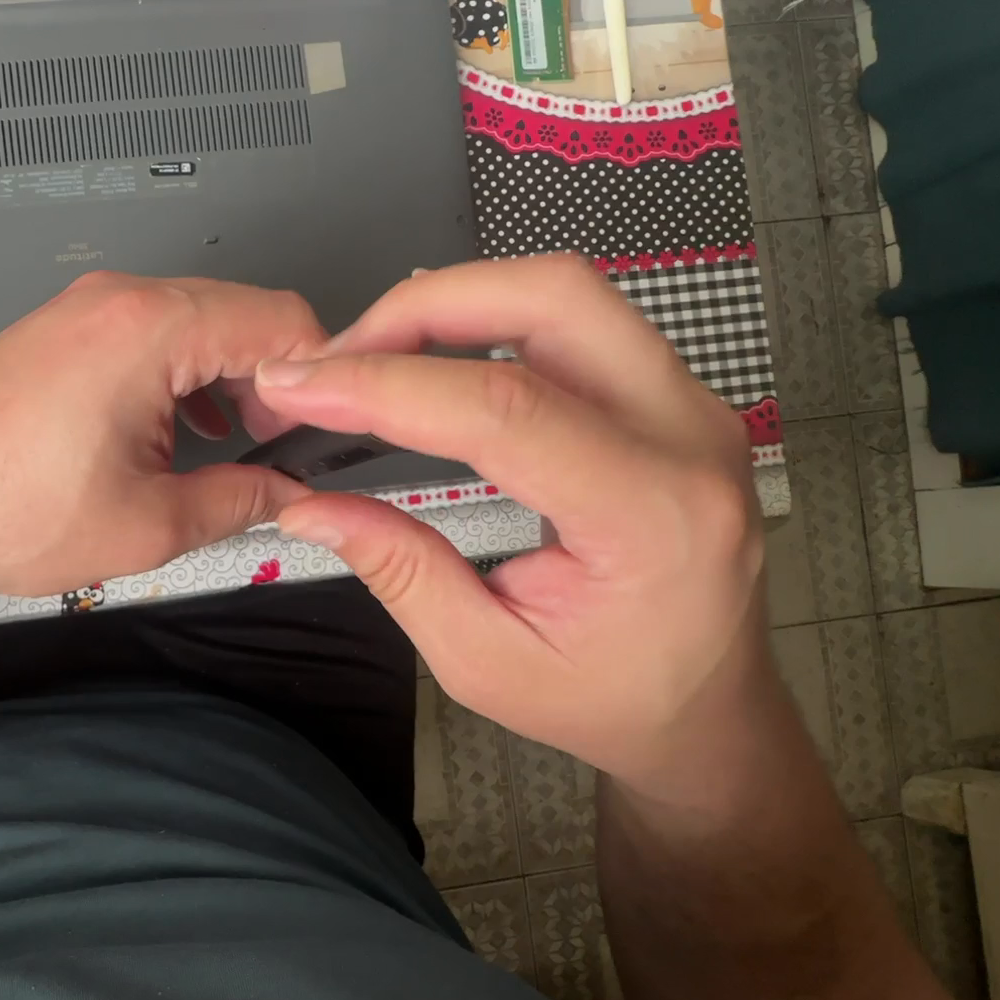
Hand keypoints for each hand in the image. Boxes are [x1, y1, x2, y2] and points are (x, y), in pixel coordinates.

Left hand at [0, 271, 320, 603]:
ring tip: (227, 439)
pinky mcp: (55, 332)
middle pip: (237, 311)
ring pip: (190, 321)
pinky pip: (142, 333)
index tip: (321, 423)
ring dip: (224, 373)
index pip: (279, 319)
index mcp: (146, 330)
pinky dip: (176, 372)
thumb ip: (239, 500)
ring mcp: (77, 311)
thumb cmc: (2, 515)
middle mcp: (111, 301)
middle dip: (272, 377)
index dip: (319, 375)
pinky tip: (175, 425)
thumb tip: (283, 494)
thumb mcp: (149, 524)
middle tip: (278, 441)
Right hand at [255, 255, 765, 778]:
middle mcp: (687, 434)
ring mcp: (686, 403)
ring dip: (448, 303)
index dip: (384, 386)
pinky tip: (424, 350)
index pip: (503, 409)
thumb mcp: (482, 661)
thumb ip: (397, 571)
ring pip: (563, 291)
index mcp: (649, 515)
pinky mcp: (665, 395)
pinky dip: (480, 317)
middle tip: (331, 359)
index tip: (295, 387)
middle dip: (419, 310)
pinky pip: (570, 319)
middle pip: (553, 300)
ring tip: (366, 354)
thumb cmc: (603, 699)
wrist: (705, 708)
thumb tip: (306, 507)